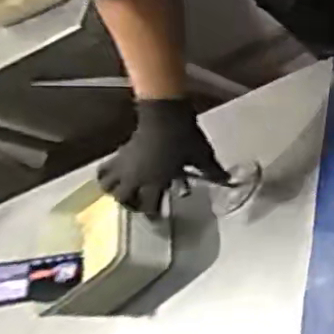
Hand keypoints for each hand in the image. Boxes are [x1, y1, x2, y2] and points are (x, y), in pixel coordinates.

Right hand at [97, 98, 226, 215]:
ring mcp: (124, 165)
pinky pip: (105, 168)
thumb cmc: (184, 138)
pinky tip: (119, 173)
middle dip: (131, 205)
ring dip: (115, 191)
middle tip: (142, 204)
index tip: (157, 218)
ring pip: (108, 185)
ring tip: (127, 191)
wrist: (165, 116)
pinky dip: (108, 175)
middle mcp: (135, 176)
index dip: (153, 214)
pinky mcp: (120, 152)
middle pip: (123, 198)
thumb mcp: (201, 156)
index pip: (149, 204)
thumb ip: (213, 171)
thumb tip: (228, 181)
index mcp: (156, 181)